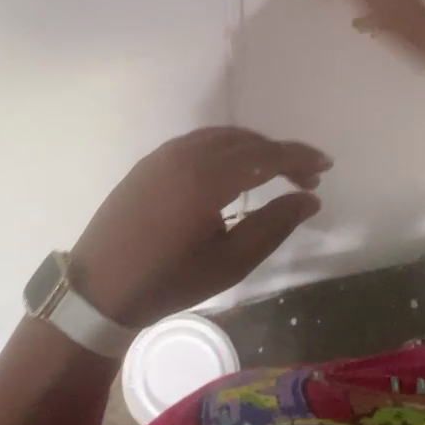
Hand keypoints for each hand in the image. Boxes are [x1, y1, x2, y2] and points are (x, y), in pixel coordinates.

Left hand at [69, 128, 330, 327]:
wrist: (99, 287)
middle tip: (305, 179)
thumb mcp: (230, 262)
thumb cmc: (168, 281)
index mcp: (207, 177)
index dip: (299, 158)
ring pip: (219, 137)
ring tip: (274, 174)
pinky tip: (232, 173)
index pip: (266, 155)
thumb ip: (273, 225)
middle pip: (245, 140)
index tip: (325, 168)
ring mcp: (162, 155)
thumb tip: (309, 199)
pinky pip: (196, 143)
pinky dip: (224, 150)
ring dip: (252, 149)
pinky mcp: (148, 163)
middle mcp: (185, 154)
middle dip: (279, 154)